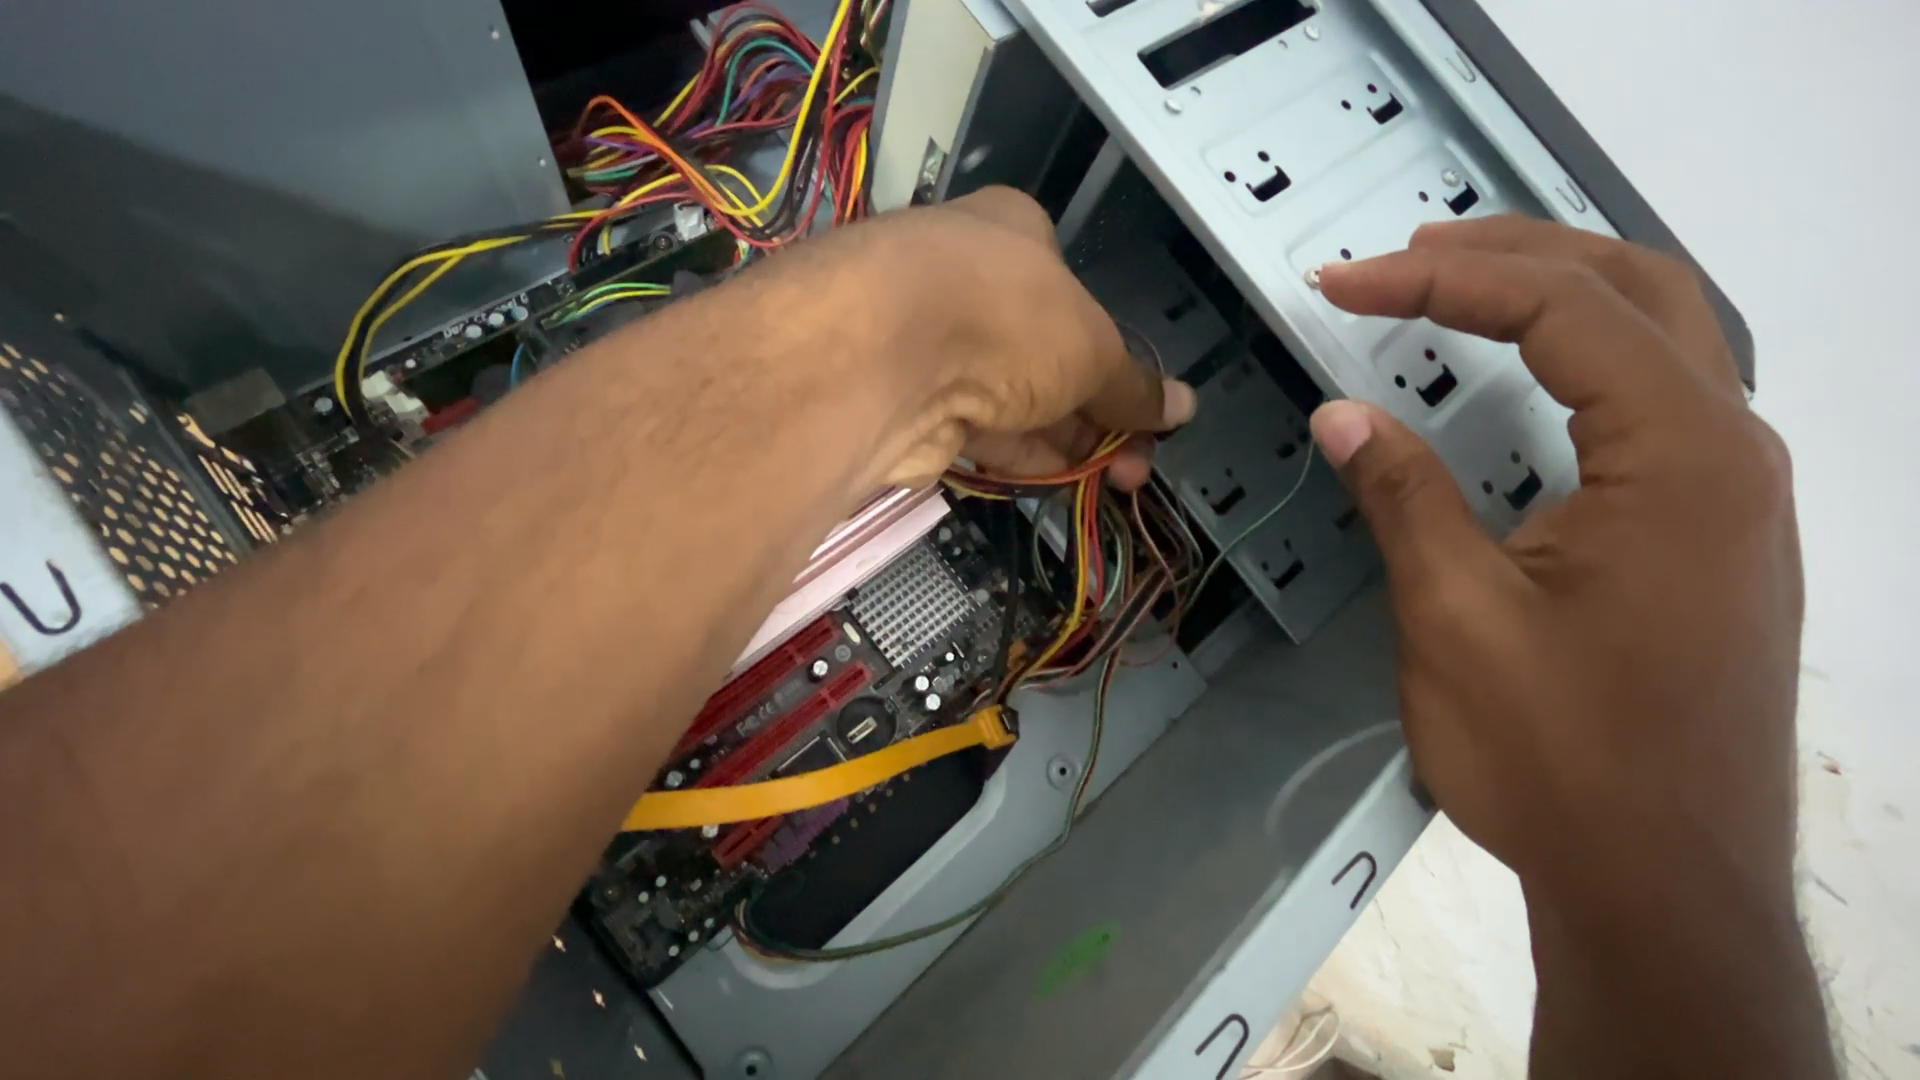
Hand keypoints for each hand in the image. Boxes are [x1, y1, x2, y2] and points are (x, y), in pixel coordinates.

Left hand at [783, 186, 1195, 488]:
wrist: (883, 357)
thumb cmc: (1003, 316)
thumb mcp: (1091, 348)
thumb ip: (1132, 386)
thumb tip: (1181, 407)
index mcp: (1011, 235)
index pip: (1073, 293)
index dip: (1112, 353)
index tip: (1142, 403)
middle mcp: (967, 283)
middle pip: (1044, 355)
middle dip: (1097, 411)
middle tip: (1136, 458)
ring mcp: (932, 346)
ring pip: (1013, 399)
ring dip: (1067, 440)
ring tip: (1119, 478)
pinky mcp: (909, 404)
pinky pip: (977, 432)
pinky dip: (1020, 455)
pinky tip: (1062, 477)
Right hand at [1310, 218, 1801, 904]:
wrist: (1661, 880)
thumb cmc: (1556, 752)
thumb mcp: (1456, 617)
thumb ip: (1403, 497)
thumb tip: (1341, 412)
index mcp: (1682, 456)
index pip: (1562, 311)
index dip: (1441, 281)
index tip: (1341, 282)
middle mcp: (1732, 450)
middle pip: (1639, 289)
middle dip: (1515, 251)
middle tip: (1406, 252)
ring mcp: (1731, 491)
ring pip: (1661, 336)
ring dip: (1558, 292)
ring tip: (1455, 283)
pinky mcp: (1709, 530)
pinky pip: (1655, 397)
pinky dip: (1581, 355)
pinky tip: (1523, 374)